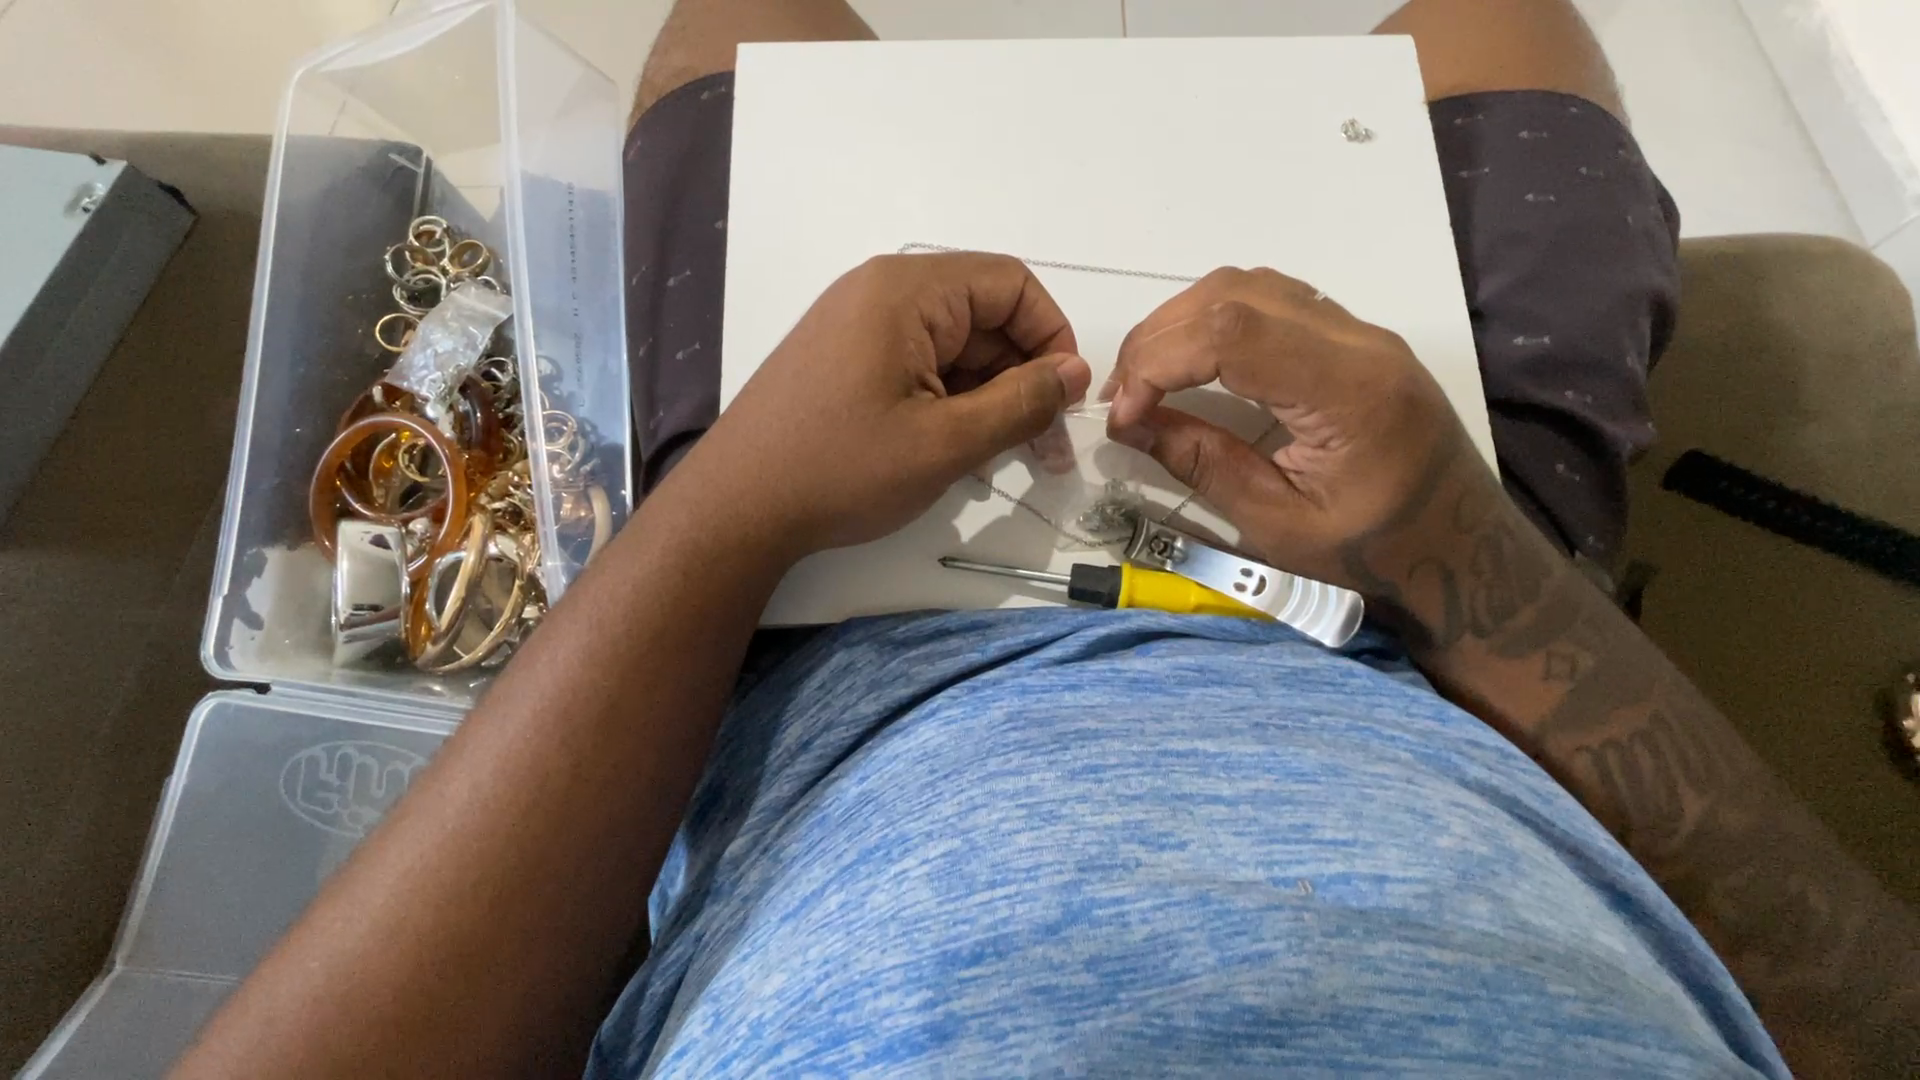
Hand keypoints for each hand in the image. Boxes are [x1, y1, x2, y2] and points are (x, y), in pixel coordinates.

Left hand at [665, 252, 1091, 556]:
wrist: (737, 509)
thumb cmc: (842, 470)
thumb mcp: (946, 442)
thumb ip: (1021, 403)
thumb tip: (1076, 372)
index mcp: (907, 291)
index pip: (1011, 284)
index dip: (1052, 337)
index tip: (1065, 399)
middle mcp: (881, 294)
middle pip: (983, 318)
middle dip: (1023, 380)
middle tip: (1045, 451)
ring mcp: (858, 328)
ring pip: (953, 350)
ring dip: (987, 400)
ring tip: (1000, 461)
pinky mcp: (845, 363)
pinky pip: (918, 368)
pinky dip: (948, 404)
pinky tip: (956, 454)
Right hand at [1104, 266, 1506, 602]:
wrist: (1459, 547)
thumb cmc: (1374, 553)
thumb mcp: (1278, 526)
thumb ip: (1203, 465)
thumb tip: (1128, 425)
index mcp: (1350, 391)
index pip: (1233, 333)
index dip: (1159, 362)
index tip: (1123, 416)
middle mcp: (1359, 341)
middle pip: (1234, 293)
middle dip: (1157, 339)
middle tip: (1121, 398)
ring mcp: (1359, 332)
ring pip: (1249, 285)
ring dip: (1180, 323)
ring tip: (1145, 379)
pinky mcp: (1351, 338)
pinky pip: (1269, 300)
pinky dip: (1212, 321)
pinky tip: (1189, 362)